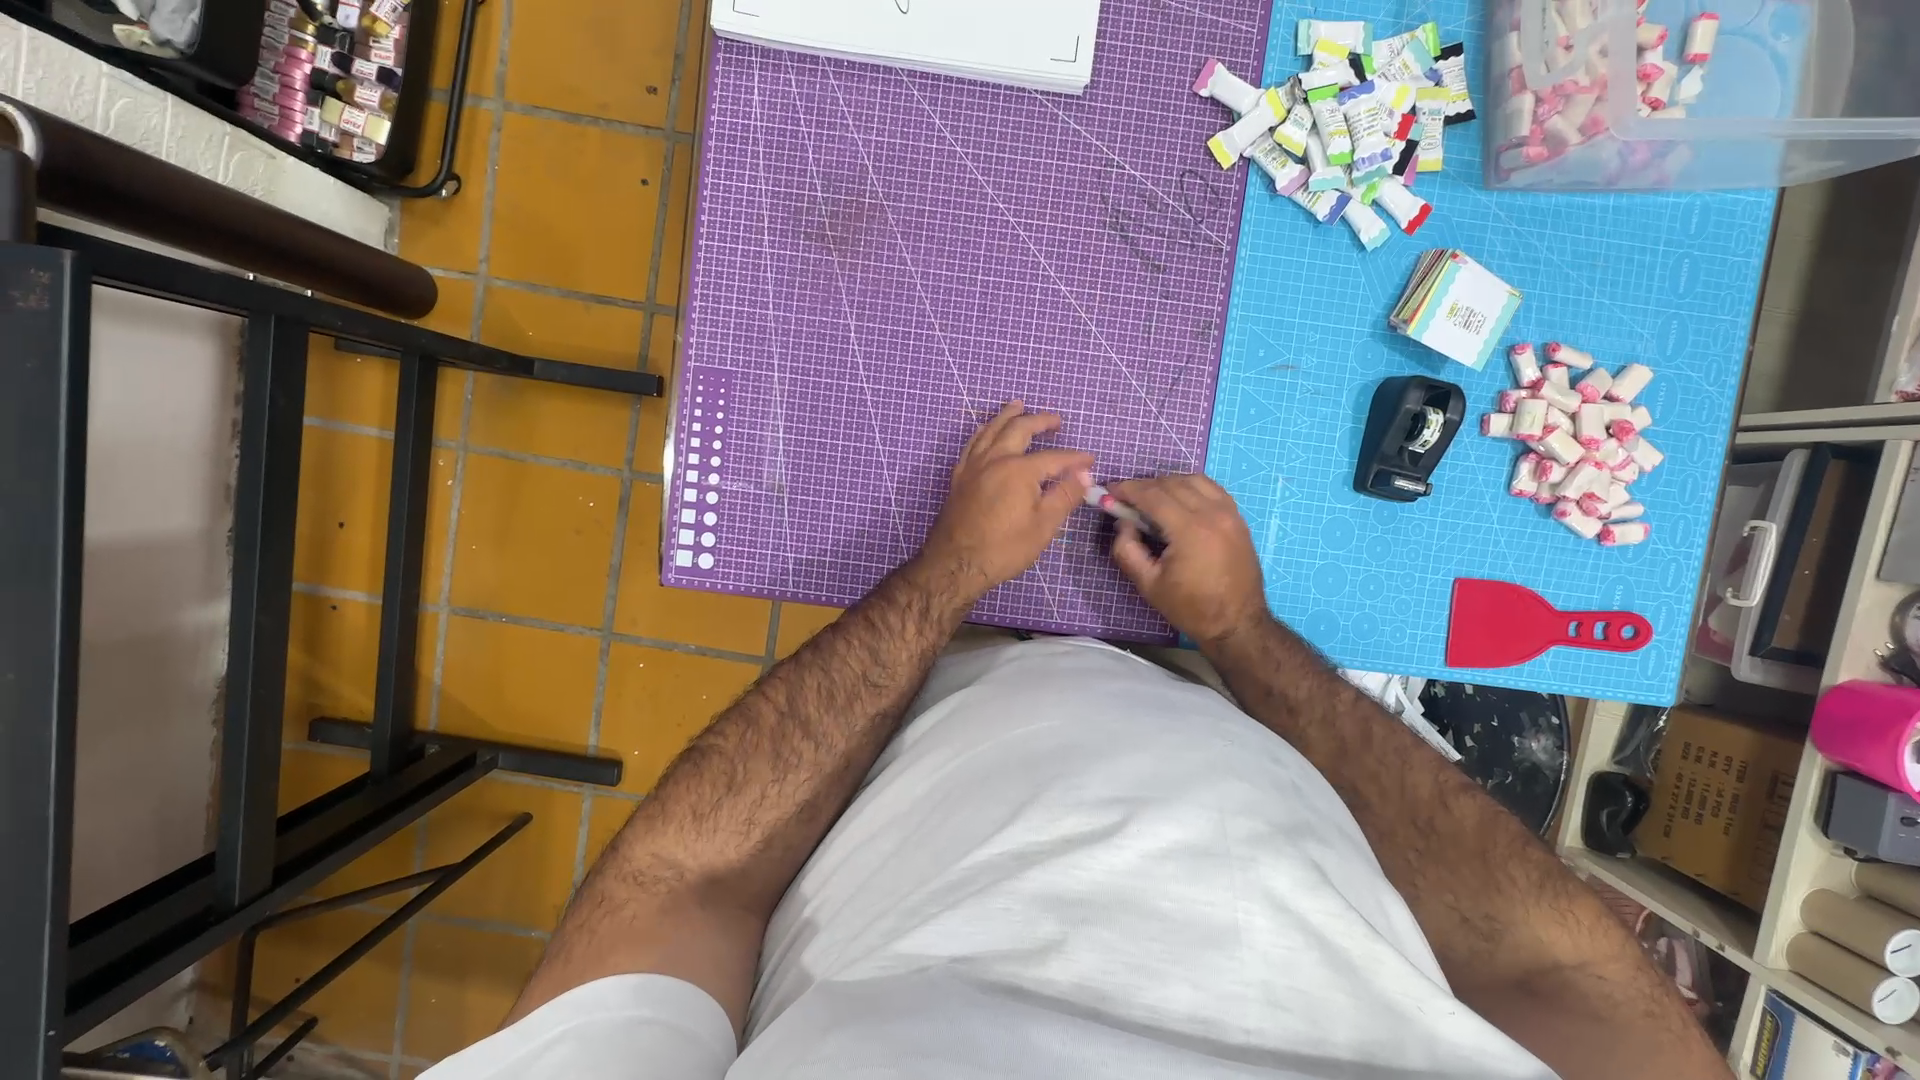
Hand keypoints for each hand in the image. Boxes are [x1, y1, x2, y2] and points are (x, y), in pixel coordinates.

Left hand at [921, 402, 1093, 596]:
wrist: (955, 564)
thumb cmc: (1004, 548)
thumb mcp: (1043, 526)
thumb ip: (1065, 495)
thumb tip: (1084, 474)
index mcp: (1019, 470)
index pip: (1055, 458)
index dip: (1075, 459)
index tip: (1090, 460)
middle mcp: (995, 459)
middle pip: (1019, 429)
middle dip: (1040, 421)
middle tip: (1056, 420)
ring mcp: (973, 466)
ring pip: (991, 430)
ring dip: (1007, 415)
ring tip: (1018, 405)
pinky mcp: (959, 477)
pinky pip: (972, 443)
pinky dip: (983, 431)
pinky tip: (986, 431)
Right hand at [1108, 474, 1269, 646]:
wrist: (1237, 623)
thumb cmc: (1191, 607)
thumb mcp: (1148, 584)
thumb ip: (1127, 549)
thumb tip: (1123, 522)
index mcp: (1189, 530)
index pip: (1152, 495)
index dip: (1128, 489)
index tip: (1110, 491)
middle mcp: (1212, 513)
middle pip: (1171, 483)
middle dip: (1144, 486)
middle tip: (1126, 499)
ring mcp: (1229, 513)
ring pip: (1193, 480)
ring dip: (1168, 483)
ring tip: (1152, 499)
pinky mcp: (1238, 518)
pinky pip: (1212, 489)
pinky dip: (1191, 487)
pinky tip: (1180, 501)